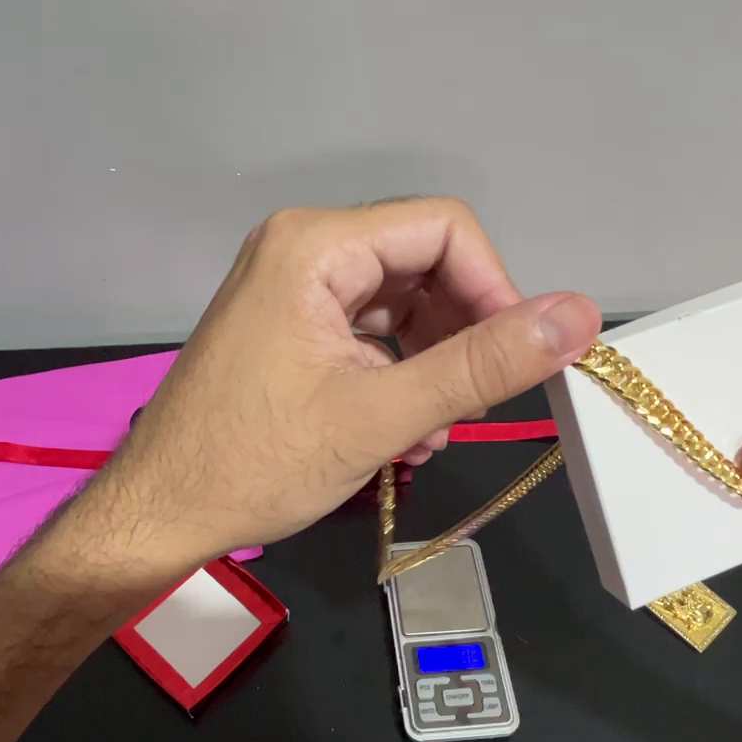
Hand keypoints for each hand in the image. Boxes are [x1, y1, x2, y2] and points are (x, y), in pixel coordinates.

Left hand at [87, 198, 599, 569]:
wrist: (162, 511)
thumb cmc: (257, 463)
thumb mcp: (380, 416)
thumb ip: (481, 364)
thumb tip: (580, 316)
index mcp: (315, 246)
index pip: (444, 230)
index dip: (496, 290)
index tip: (517, 362)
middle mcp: (301, 250)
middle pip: (422, 267)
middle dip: (460, 337)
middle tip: (473, 409)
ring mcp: (290, 290)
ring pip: (399, 308)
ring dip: (431, 369)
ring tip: (431, 436)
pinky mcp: (287, 329)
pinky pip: (366, 337)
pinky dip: (395, 379)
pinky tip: (402, 436)